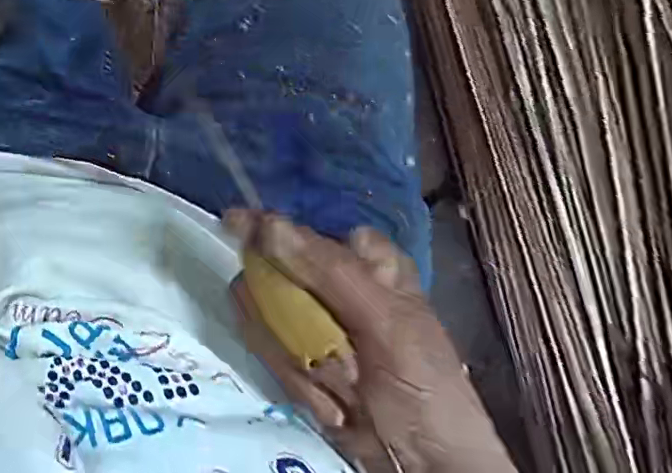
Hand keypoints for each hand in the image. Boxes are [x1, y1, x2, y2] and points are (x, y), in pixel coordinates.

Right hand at [225, 211, 515, 472]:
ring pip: (258, 305)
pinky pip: (262, 344)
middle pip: (267, 265)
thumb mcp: (386, 324)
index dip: (270, 240)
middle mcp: (330, 277)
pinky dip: (293, 380)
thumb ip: (327, 269)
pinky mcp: (294, 349)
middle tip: (332, 358)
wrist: (429, 472)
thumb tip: (264, 223)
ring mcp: (308, 313)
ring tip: (339, 392)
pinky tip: (329, 405)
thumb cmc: (424, 391)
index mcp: (361, 256)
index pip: (295, 226)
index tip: (242, 248)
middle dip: (288, 317)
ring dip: (293, 358)